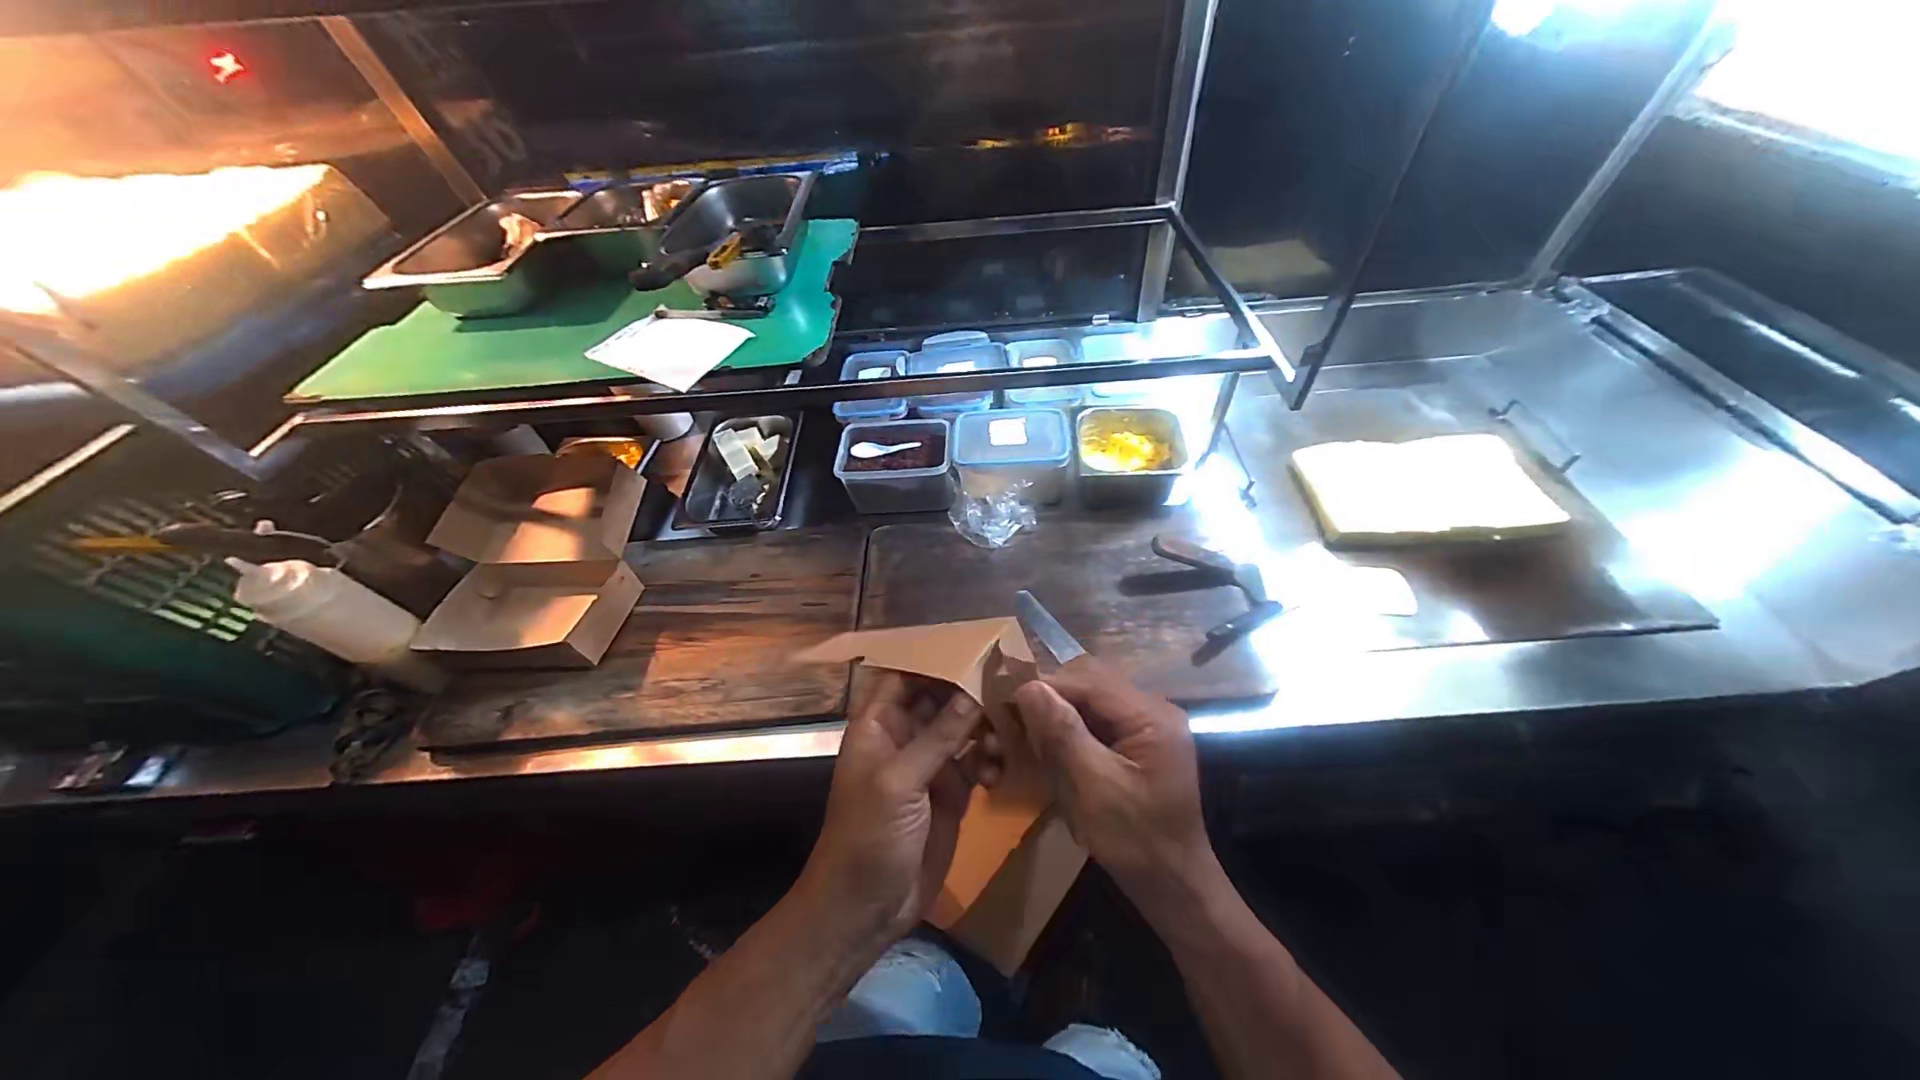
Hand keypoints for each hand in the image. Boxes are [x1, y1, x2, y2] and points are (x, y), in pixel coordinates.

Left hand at [797, 672, 982, 941]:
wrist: (865, 909)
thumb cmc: (867, 838)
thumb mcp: (899, 783)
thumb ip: (938, 737)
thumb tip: (974, 692)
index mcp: (878, 724)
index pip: (905, 674)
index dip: (935, 658)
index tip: (976, 646)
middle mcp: (904, 736)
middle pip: (940, 698)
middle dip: (971, 690)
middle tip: (1011, 683)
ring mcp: (929, 765)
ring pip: (963, 728)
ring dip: (985, 728)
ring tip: (1006, 736)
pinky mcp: (951, 793)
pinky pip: (975, 761)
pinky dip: (989, 761)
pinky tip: (996, 775)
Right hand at [1013, 656, 1214, 911]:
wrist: (1173, 887)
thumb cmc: (1136, 841)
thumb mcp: (1094, 787)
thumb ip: (1063, 733)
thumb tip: (1029, 687)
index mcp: (1151, 716)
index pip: (1090, 680)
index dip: (1047, 687)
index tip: (1007, 704)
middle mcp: (1152, 710)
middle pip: (1090, 683)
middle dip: (1051, 699)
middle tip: (1016, 722)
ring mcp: (1145, 726)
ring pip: (1089, 700)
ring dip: (1057, 714)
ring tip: (1028, 736)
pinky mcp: (1135, 743)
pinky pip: (1095, 720)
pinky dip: (1069, 730)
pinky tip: (1050, 749)